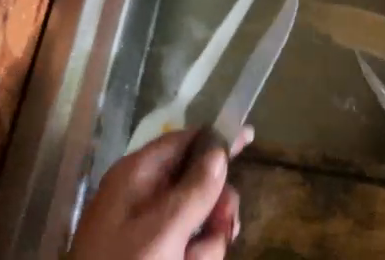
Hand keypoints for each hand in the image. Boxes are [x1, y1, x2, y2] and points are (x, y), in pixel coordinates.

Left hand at [68, 130, 244, 259]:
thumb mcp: (162, 232)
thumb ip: (194, 192)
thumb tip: (218, 152)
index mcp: (136, 176)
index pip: (183, 142)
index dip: (215, 140)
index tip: (248, 137)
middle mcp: (143, 196)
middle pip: (197, 185)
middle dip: (215, 209)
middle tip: (225, 228)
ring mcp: (148, 230)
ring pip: (199, 222)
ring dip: (206, 245)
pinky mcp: (155, 255)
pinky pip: (190, 248)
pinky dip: (196, 259)